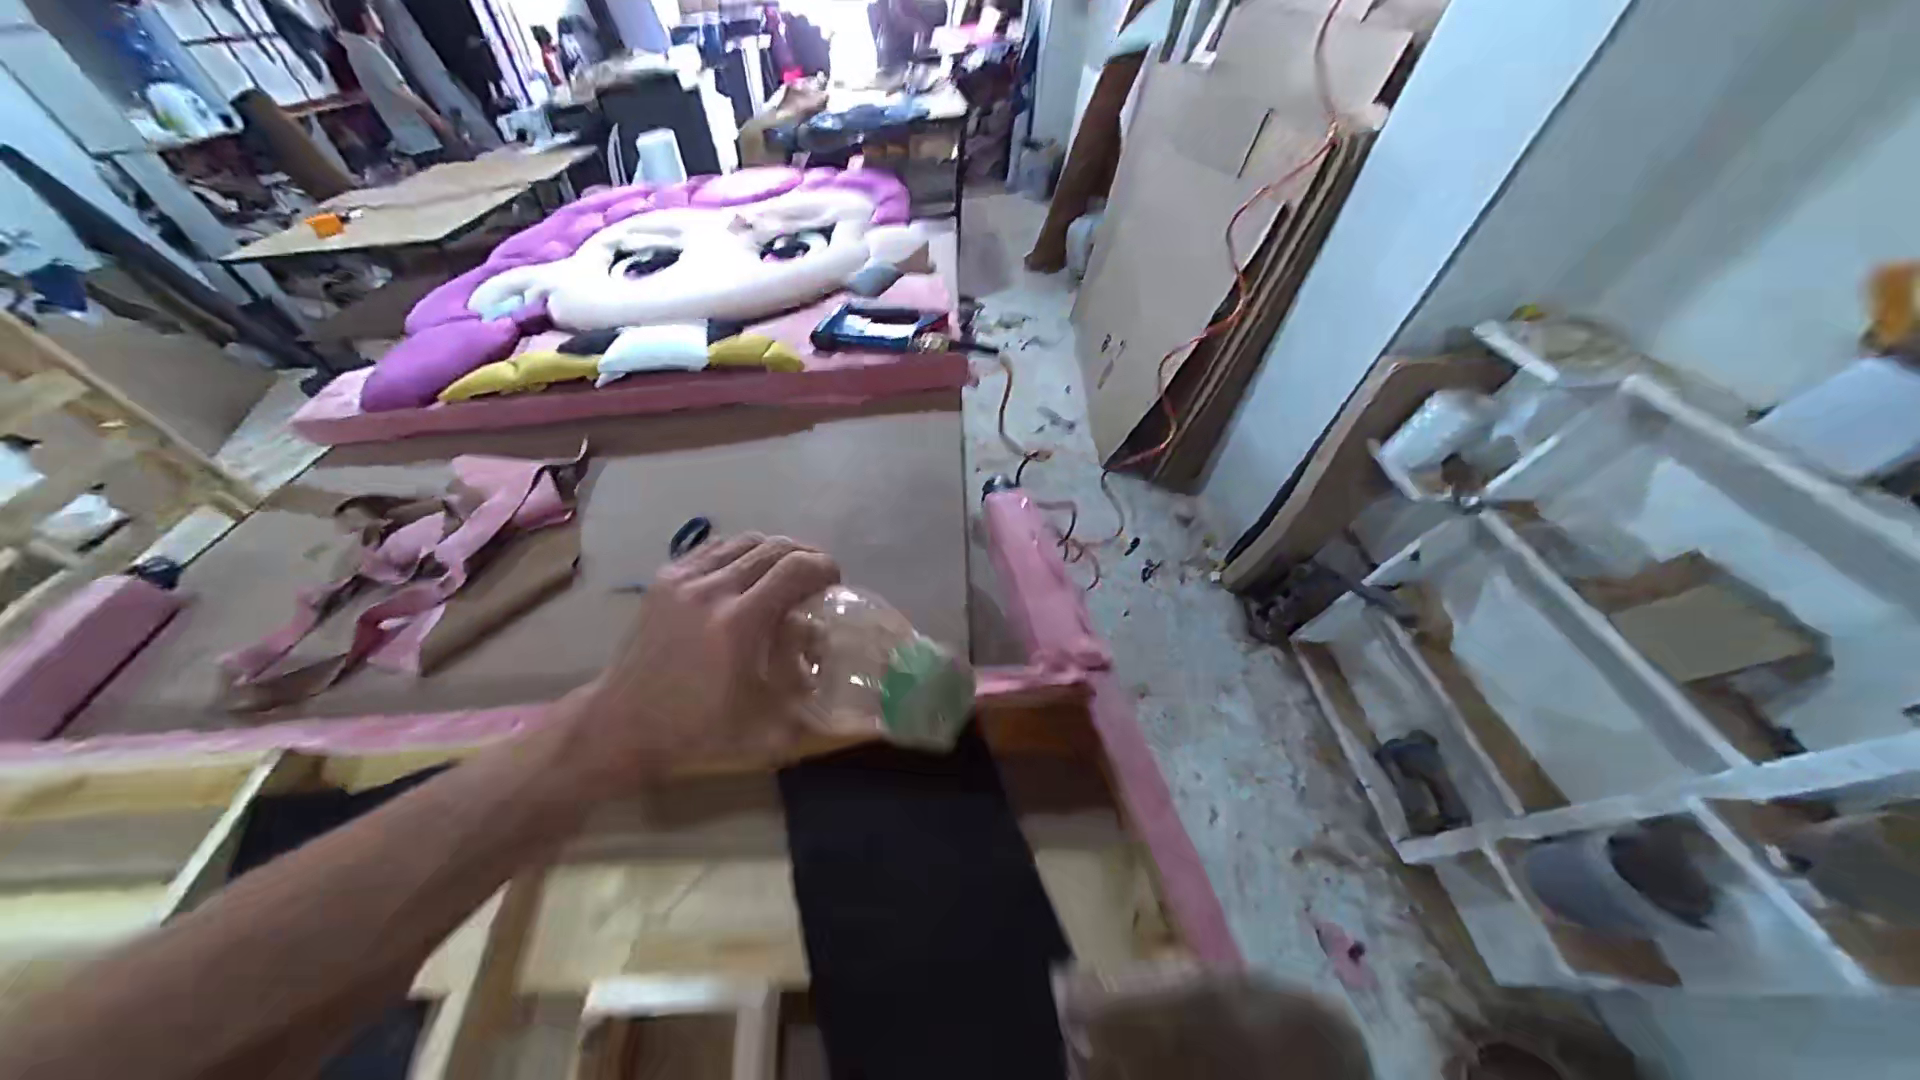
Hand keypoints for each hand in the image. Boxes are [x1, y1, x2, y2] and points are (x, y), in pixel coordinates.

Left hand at [550, 533, 839, 793]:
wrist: (620, 725)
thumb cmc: (697, 731)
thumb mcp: (765, 728)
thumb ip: (807, 690)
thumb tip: (831, 655)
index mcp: (739, 624)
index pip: (797, 568)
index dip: (825, 568)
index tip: (834, 585)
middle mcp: (713, 590)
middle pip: (776, 547)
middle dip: (806, 556)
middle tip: (816, 580)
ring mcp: (684, 580)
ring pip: (747, 541)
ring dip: (775, 552)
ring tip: (784, 574)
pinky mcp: (665, 578)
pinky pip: (716, 547)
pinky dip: (742, 552)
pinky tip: (747, 573)